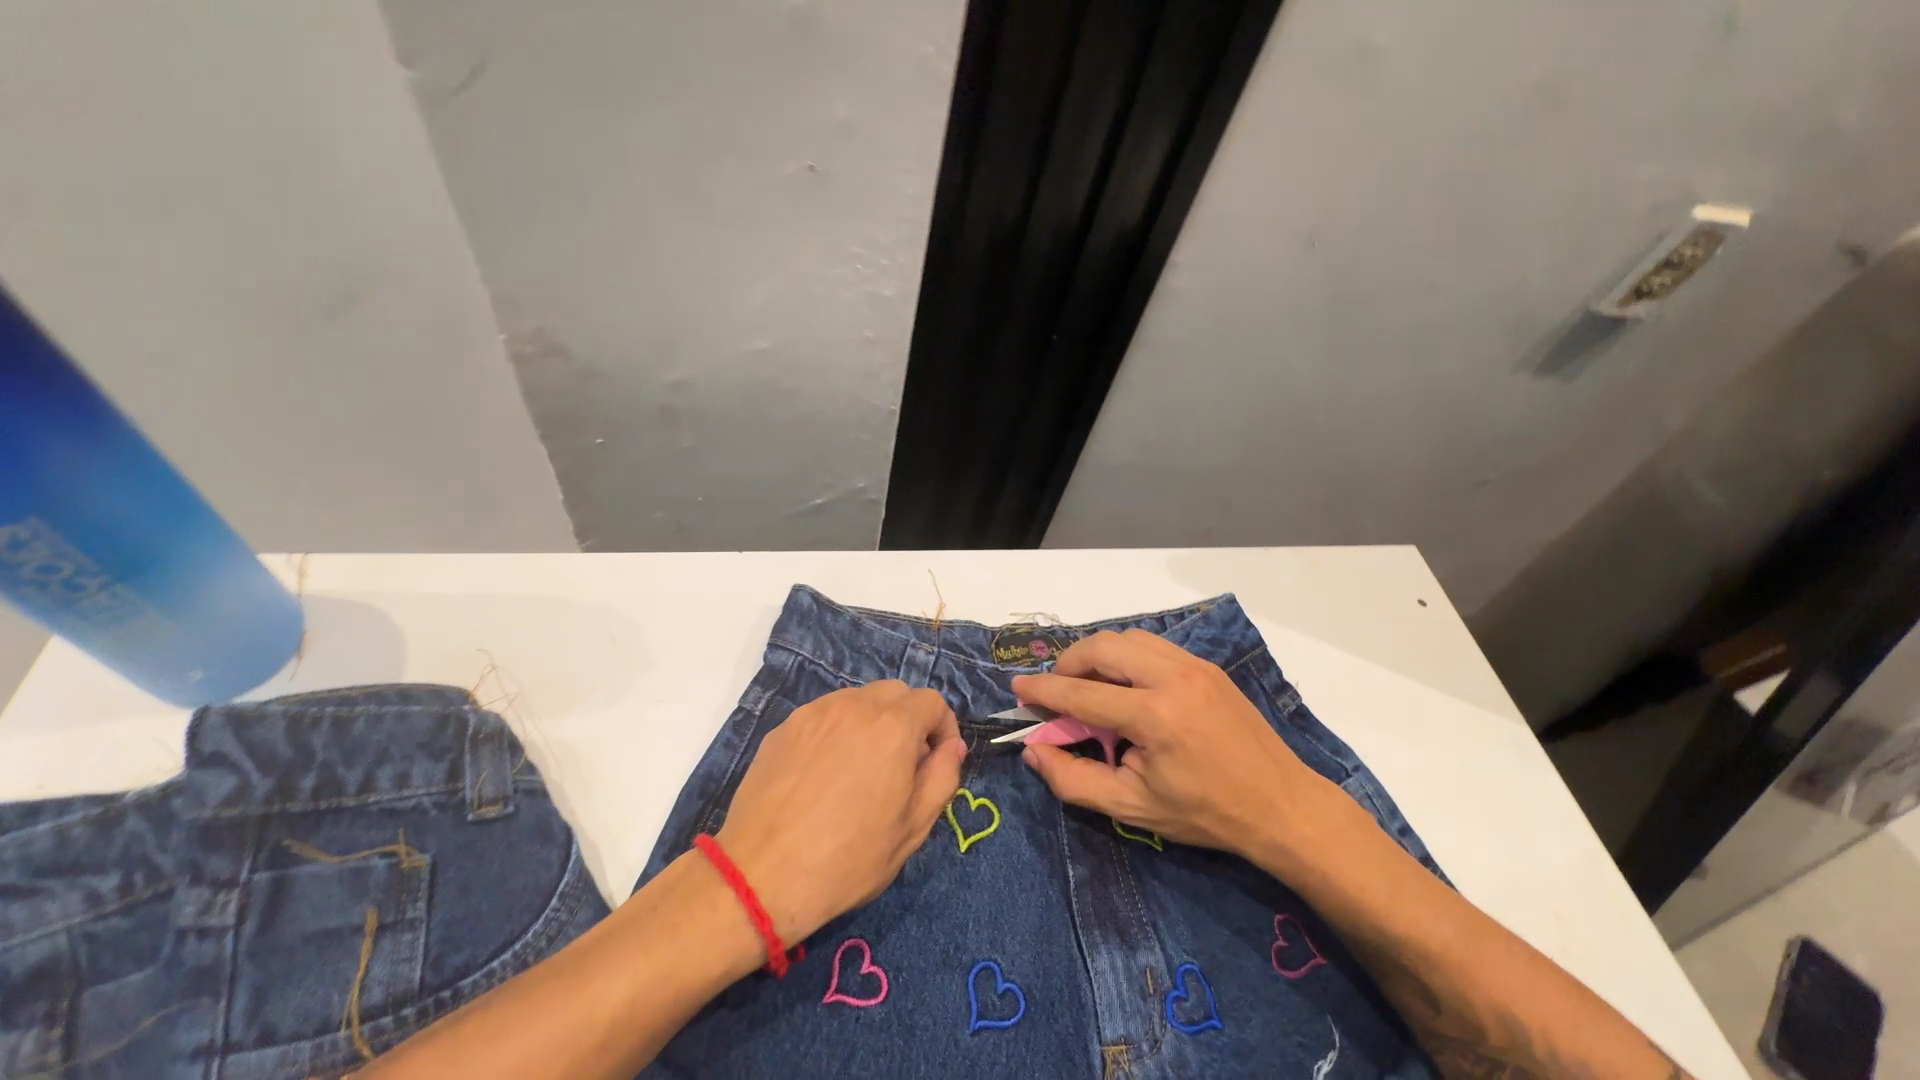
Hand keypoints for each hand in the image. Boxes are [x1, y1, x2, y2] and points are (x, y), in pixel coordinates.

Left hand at [715, 680, 965, 942]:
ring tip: (861, 772)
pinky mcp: (782, 730)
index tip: (937, 763)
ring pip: (856, 701)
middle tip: (903, 767)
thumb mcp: (912, 828)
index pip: (932, 702)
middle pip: (894, 694)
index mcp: (892, 726)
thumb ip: (942, 778)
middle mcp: (853, 706)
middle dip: (908, 721)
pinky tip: (824, 777)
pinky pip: (822, 718)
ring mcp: (812, 715)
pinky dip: (836, 734)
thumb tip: (951, 747)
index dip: (944, 729)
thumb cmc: (848, 858)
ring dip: (871, 724)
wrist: (761, 876)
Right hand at [1011, 629, 1340, 861]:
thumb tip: (1035, 751)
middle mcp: (1173, 679)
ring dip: (1099, 655)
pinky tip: (1125, 686)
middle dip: (1069, 662)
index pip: (1082, 693)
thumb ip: (1075, 780)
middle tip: (1055, 689)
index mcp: (1154, 716)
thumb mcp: (1133, 807)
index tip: (1018, 689)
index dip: (1044, 690)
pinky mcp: (1208, 667)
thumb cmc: (1205, 813)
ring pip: (1130, 638)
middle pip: (1103, 647)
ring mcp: (1195, 667)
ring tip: (1088, 685)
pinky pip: (1155, 647)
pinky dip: (1128, 657)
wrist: (1281, 805)